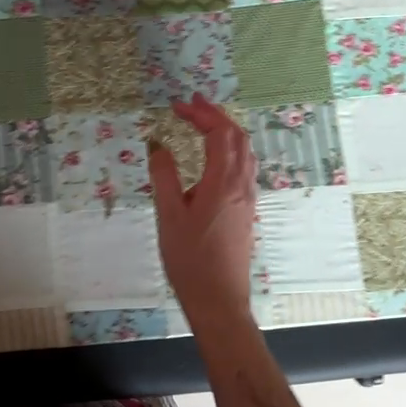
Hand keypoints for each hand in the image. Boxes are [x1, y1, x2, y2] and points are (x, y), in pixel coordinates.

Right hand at [147, 95, 258, 328]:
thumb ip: (164, 176)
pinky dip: (231, 150)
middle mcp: (241, 185)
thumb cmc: (190, 259)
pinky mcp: (245, 211)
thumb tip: (159, 146)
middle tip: (192, 105)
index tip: (177, 106)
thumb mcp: (168, 215)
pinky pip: (244, 168)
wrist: (219, 301)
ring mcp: (247, 199)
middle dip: (216, 116)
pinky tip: (214, 158)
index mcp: (223, 182)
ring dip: (226, 131)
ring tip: (204, 123)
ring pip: (245, 153)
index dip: (200, 114)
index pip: (219, 134)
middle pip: (238, 138)